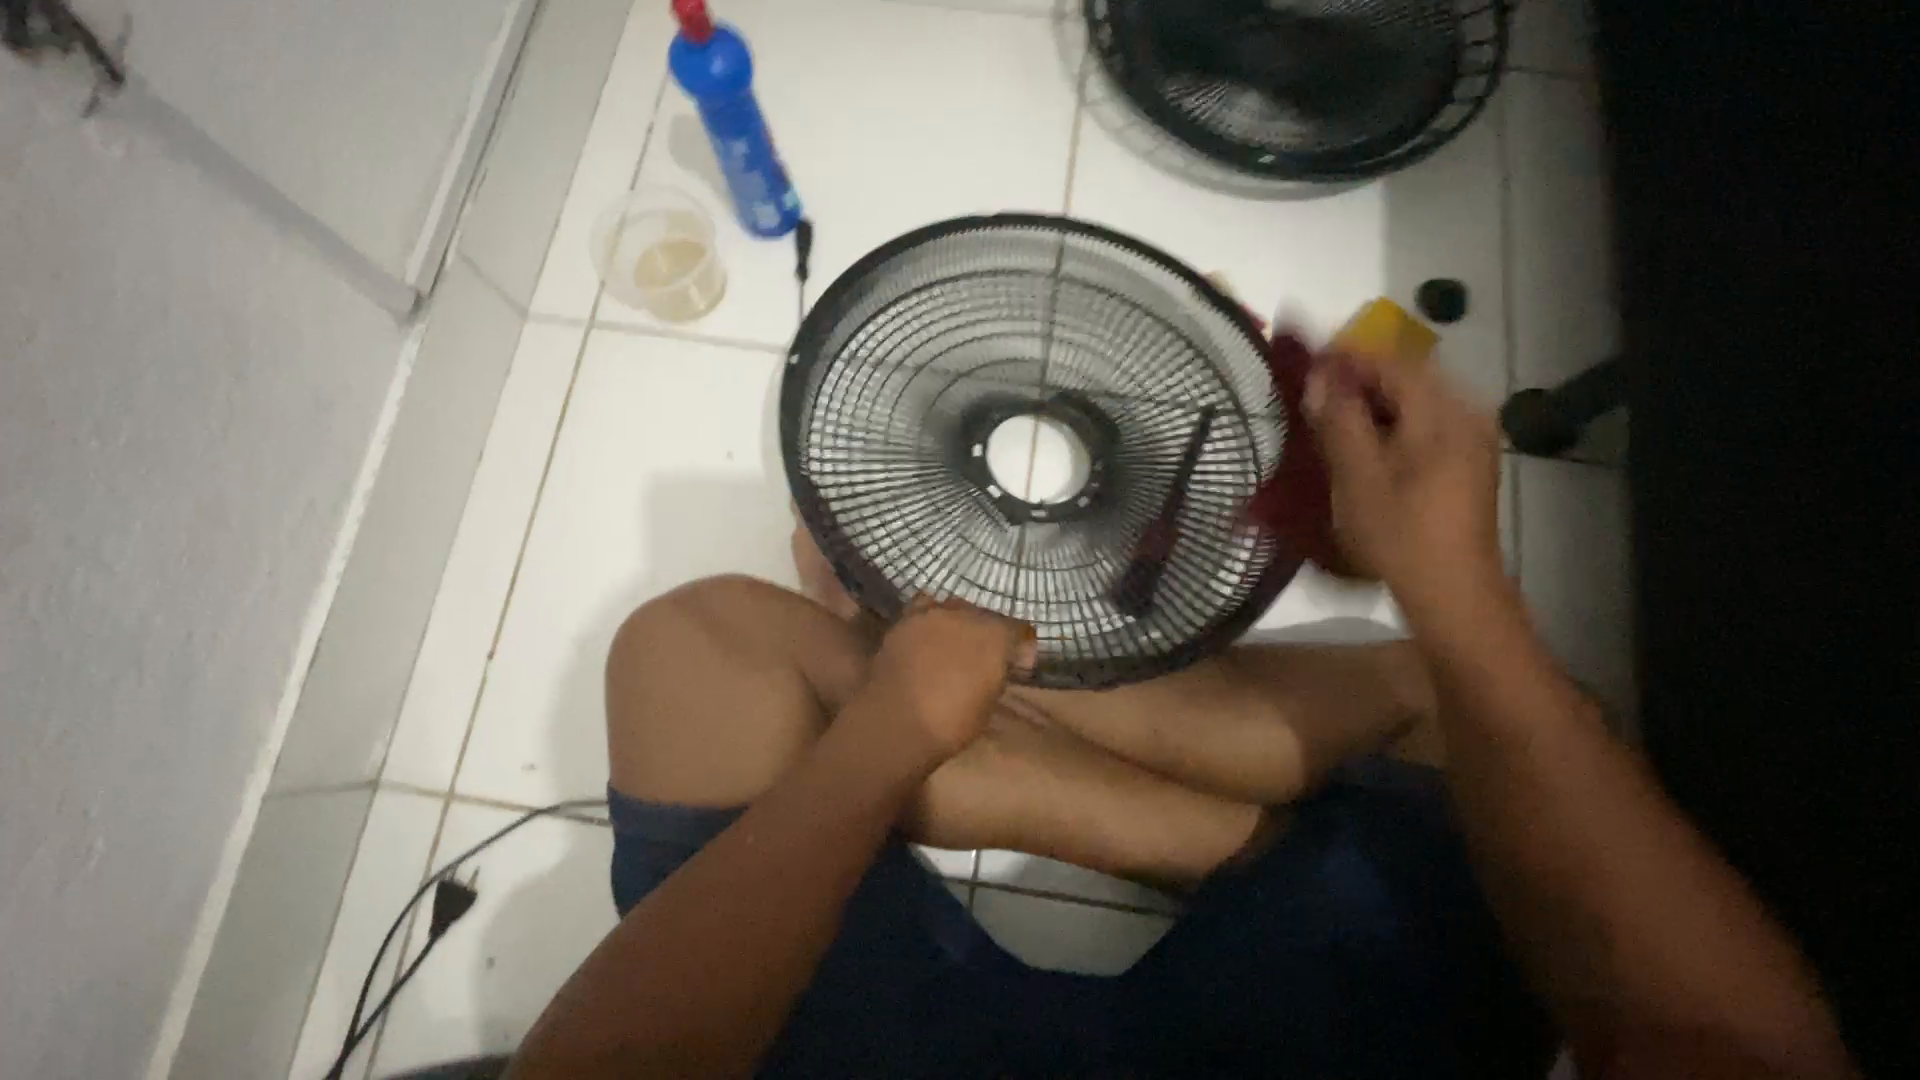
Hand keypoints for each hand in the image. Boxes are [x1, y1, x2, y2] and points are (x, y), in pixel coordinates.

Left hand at [856, 597, 1036, 764]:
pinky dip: (931, 621)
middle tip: (984, 658)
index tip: (1018, 666)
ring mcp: (933, 614)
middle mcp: (967, 615)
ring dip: (960, 624)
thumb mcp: (987, 705)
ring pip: (955, 609)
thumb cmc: (950, 723)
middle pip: (987, 616)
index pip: (1021, 630)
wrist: (894, 721)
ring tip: (954, 645)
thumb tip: (996, 667)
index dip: (1022, 647)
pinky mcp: (905, 620)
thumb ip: (996, 676)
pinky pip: (924, 610)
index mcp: (996, 635)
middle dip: (990, 634)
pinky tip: (927, 638)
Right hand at [1304, 349, 1506, 615]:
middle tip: (1312, 385)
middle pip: (1405, 377)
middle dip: (1357, 376)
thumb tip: (1321, 379)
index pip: (1391, 363)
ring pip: (1413, 400)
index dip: (1346, 356)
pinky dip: (1388, 421)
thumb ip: (1339, 421)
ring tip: (1329, 411)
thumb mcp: (1358, 478)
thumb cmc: (1401, 535)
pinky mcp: (1465, 459)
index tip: (1306, 357)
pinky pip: (1422, 422)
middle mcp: (1465, 414)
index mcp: (1444, 413)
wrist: (1452, 590)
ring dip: (1371, 399)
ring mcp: (1470, 437)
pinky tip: (1362, 439)